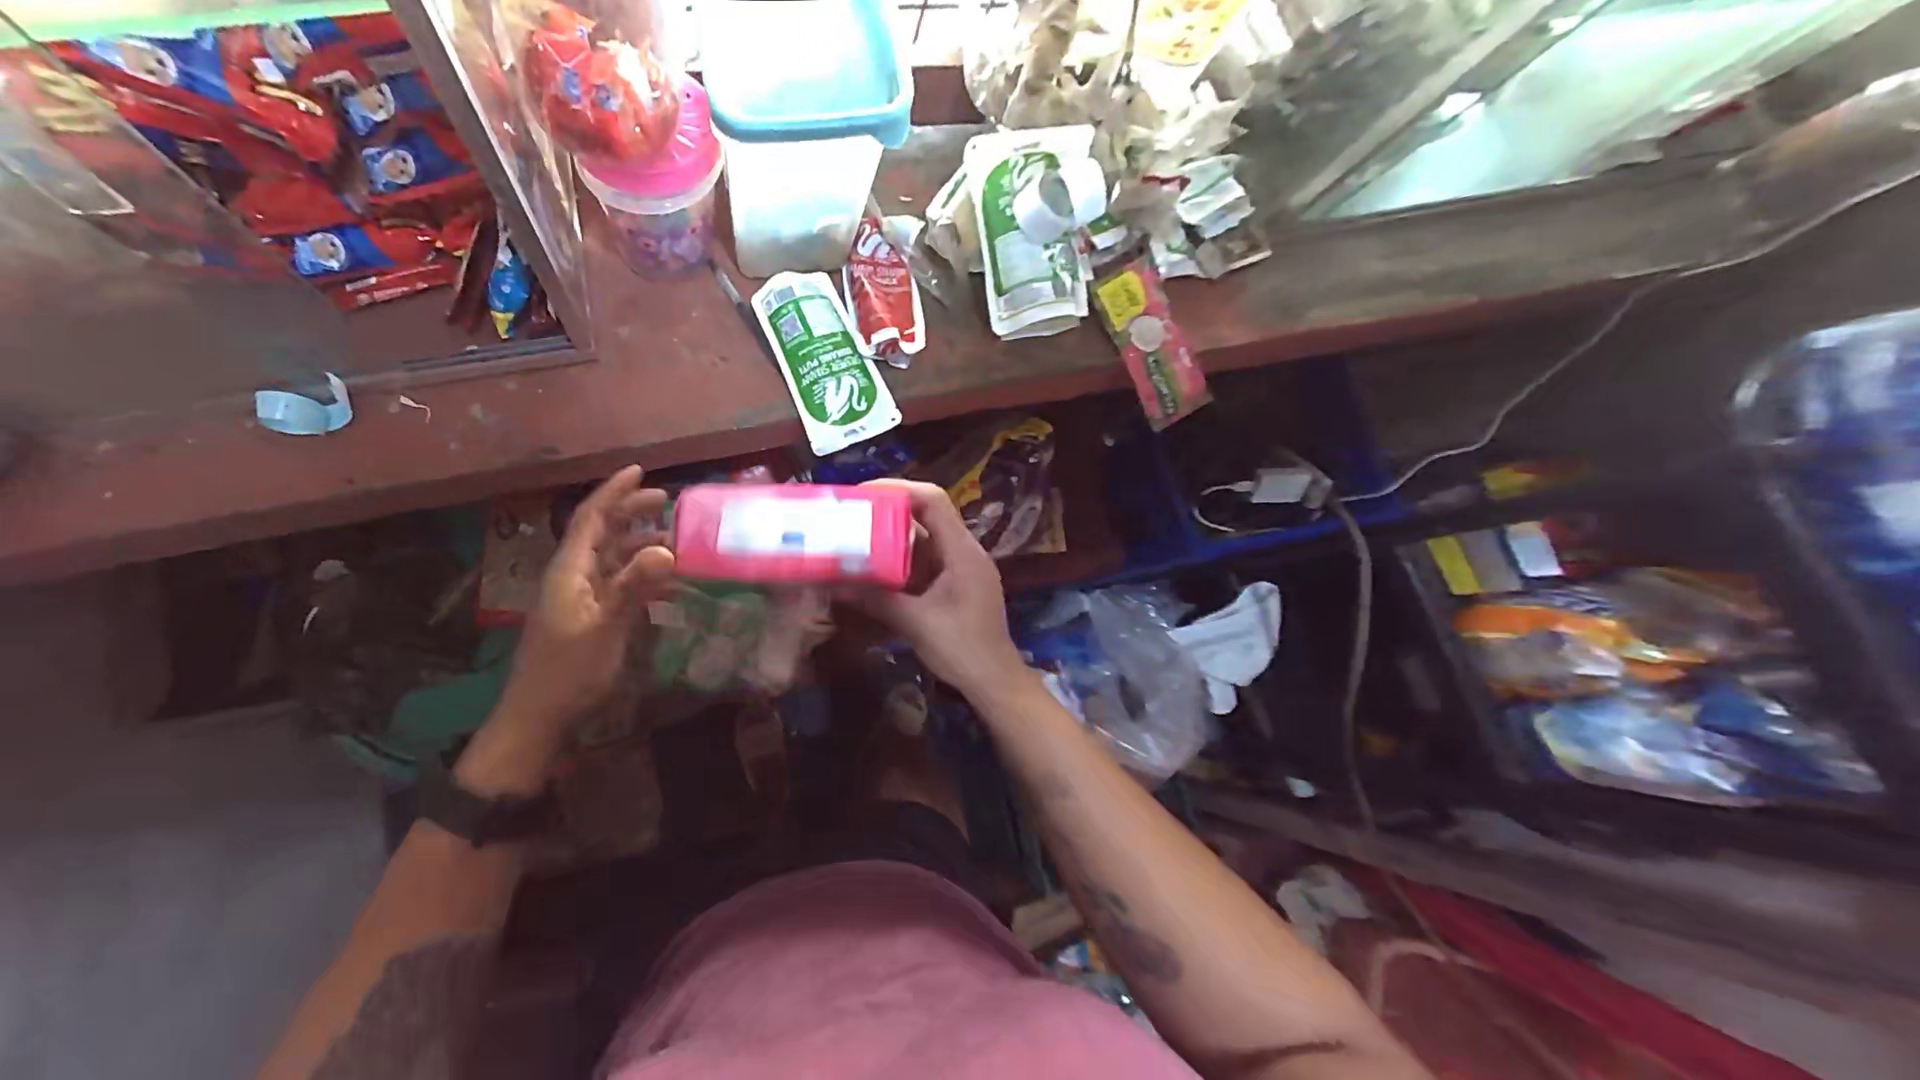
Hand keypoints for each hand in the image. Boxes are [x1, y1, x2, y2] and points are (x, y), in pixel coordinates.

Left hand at [498, 465, 674, 729]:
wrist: (537, 719)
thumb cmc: (569, 672)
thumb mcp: (605, 628)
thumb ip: (634, 587)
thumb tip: (666, 549)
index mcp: (569, 571)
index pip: (592, 518)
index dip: (615, 492)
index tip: (641, 470)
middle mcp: (572, 577)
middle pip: (601, 533)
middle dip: (631, 513)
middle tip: (668, 504)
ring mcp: (579, 598)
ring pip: (611, 558)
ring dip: (640, 545)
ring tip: (675, 541)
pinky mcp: (589, 618)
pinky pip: (618, 584)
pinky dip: (642, 576)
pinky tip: (666, 584)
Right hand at [846, 479, 1029, 700]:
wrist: (995, 681)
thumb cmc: (962, 648)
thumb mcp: (915, 622)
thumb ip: (876, 598)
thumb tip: (833, 582)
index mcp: (961, 551)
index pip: (932, 500)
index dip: (897, 489)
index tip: (863, 495)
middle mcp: (964, 552)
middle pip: (926, 516)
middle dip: (888, 515)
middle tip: (852, 519)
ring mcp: (963, 569)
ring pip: (925, 541)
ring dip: (893, 541)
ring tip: (857, 543)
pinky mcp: (958, 586)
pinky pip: (927, 563)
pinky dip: (903, 564)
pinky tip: (877, 574)